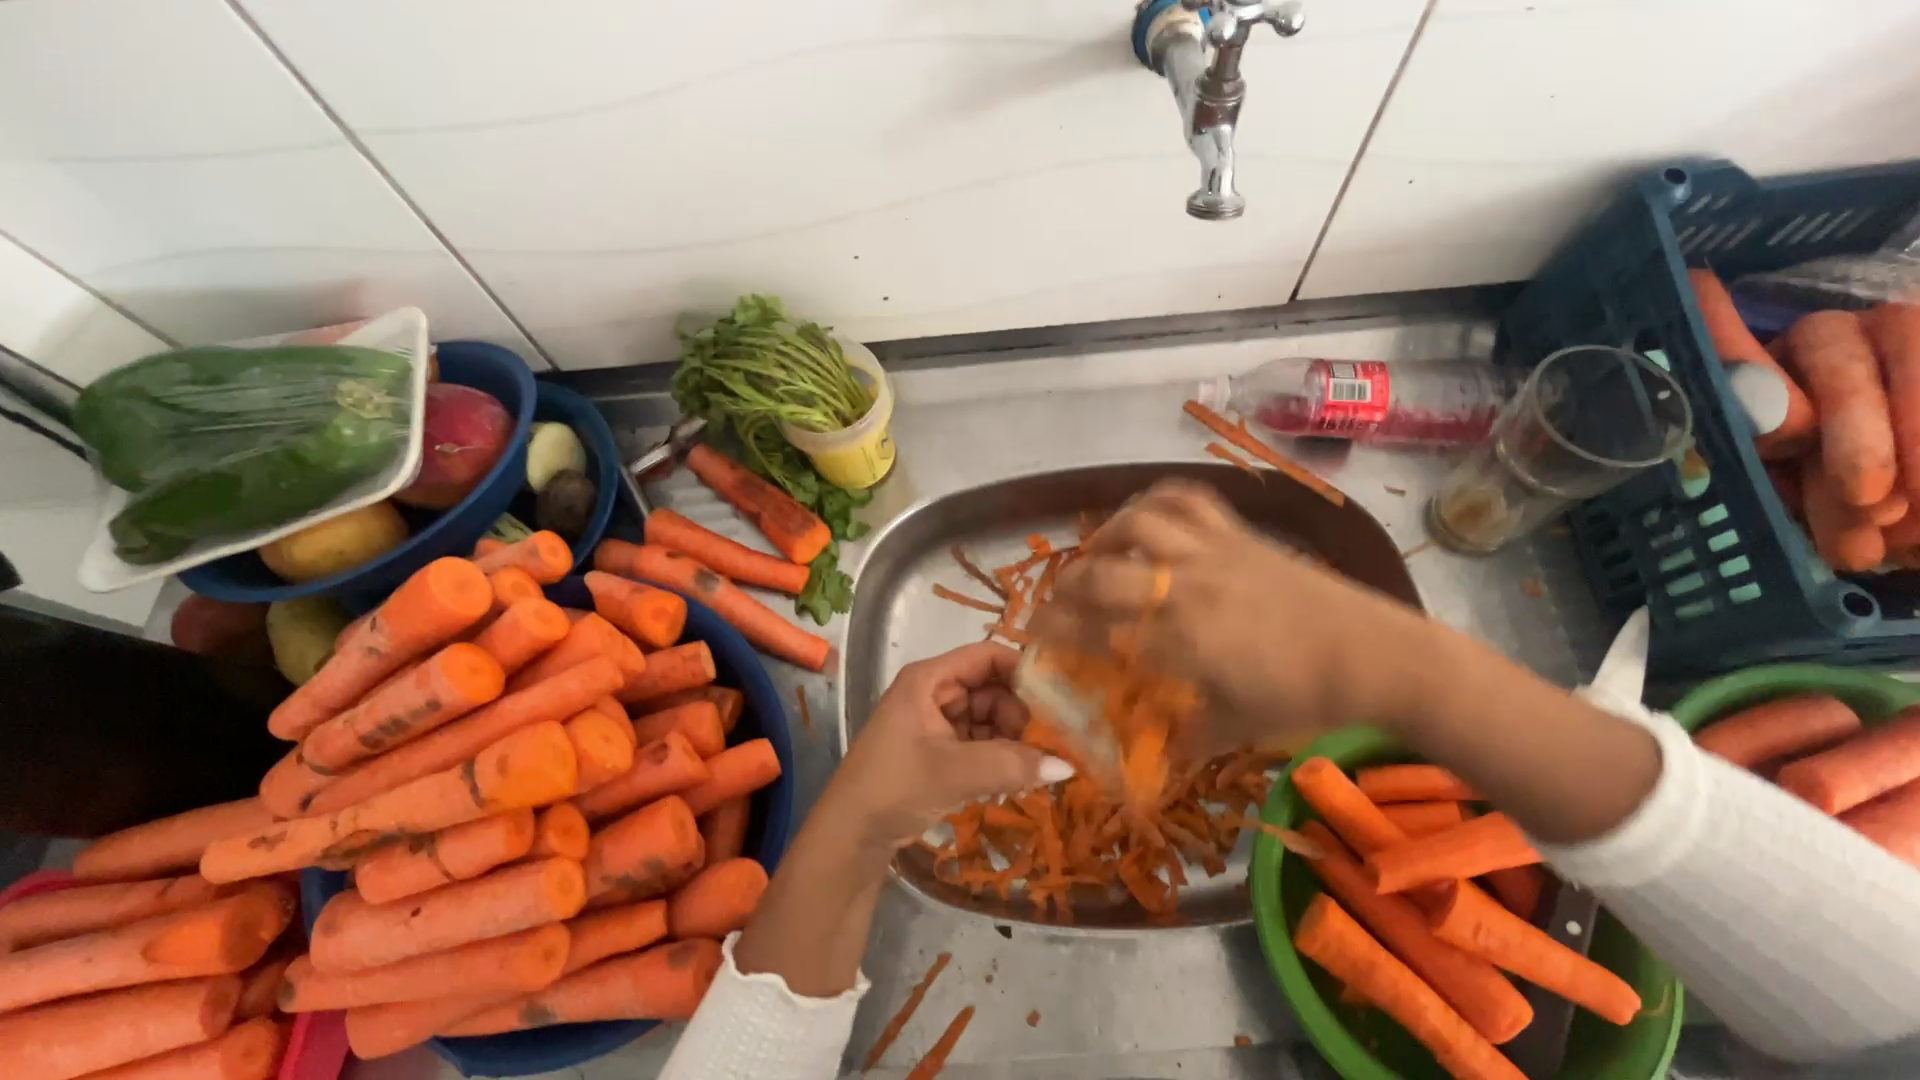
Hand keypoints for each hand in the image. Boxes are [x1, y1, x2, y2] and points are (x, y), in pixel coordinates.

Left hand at [816, 643, 1076, 853]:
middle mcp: (934, 693)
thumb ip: (1011, 764)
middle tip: (1051, 744)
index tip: (1060, 697)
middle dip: (1021, 714)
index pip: (987, 657)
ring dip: (1013, 740)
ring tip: (1037, 766)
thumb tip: (1067, 766)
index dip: (1023, 671)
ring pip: (989, 719)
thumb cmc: (894, 786)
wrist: (849, 836)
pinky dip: (1000, 757)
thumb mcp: (954, 772)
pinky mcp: (938, 753)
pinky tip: (1019, 777)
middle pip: (992, 689)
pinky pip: (980, 744)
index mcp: (929, 679)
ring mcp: (935, 723)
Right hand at [1032, 481, 1435, 754]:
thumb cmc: (1304, 698)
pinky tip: (1147, 518)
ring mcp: (1212, 553)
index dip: (1055, 632)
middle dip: (1065, 587)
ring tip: (1098, 553)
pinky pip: (1189, 501)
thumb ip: (1186, 739)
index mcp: (1178, 641)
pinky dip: (1158, 502)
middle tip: (1058, 602)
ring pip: (1139, 522)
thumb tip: (1153, 760)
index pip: (1095, 631)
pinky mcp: (1240, 534)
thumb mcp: (1236, 727)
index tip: (1035, 637)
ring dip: (1105, 535)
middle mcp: (1184, 587)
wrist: (1376, 656)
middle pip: (1101, 573)